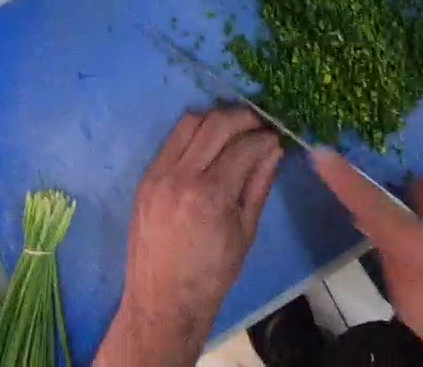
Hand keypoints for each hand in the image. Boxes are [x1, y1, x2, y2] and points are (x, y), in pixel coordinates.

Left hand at [96, 108, 284, 366]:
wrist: (161, 304)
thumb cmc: (211, 276)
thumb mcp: (246, 232)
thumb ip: (259, 183)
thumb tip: (275, 148)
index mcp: (211, 195)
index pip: (244, 146)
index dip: (265, 136)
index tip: (277, 136)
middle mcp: (182, 177)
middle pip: (217, 123)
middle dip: (244, 117)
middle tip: (260, 123)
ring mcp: (159, 174)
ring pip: (191, 121)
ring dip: (217, 118)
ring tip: (235, 128)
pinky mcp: (145, 177)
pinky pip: (172, 139)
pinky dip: (195, 132)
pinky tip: (210, 142)